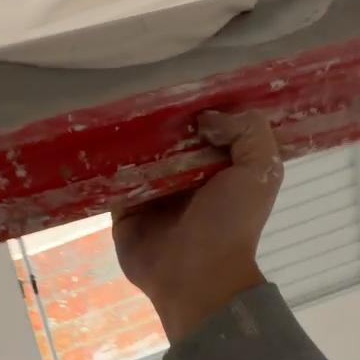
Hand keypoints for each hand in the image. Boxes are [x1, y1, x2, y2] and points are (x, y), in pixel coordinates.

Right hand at [112, 111, 283, 341]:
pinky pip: (111, 182)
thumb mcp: (261, 170)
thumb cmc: (230, 224)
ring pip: (136, 156)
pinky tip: (98, 142)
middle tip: (141, 92)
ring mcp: (150, 195)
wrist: (195, 277)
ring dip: (128, 138)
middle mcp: (183, 179)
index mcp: (217, 168)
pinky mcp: (123, 211)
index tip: (181, 82)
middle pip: (167, 138)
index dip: (196, 105)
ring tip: (116, 109)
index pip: (204, 127)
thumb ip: (247, 131)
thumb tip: (204, 116)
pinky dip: (105, 165)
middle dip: (158, 118)